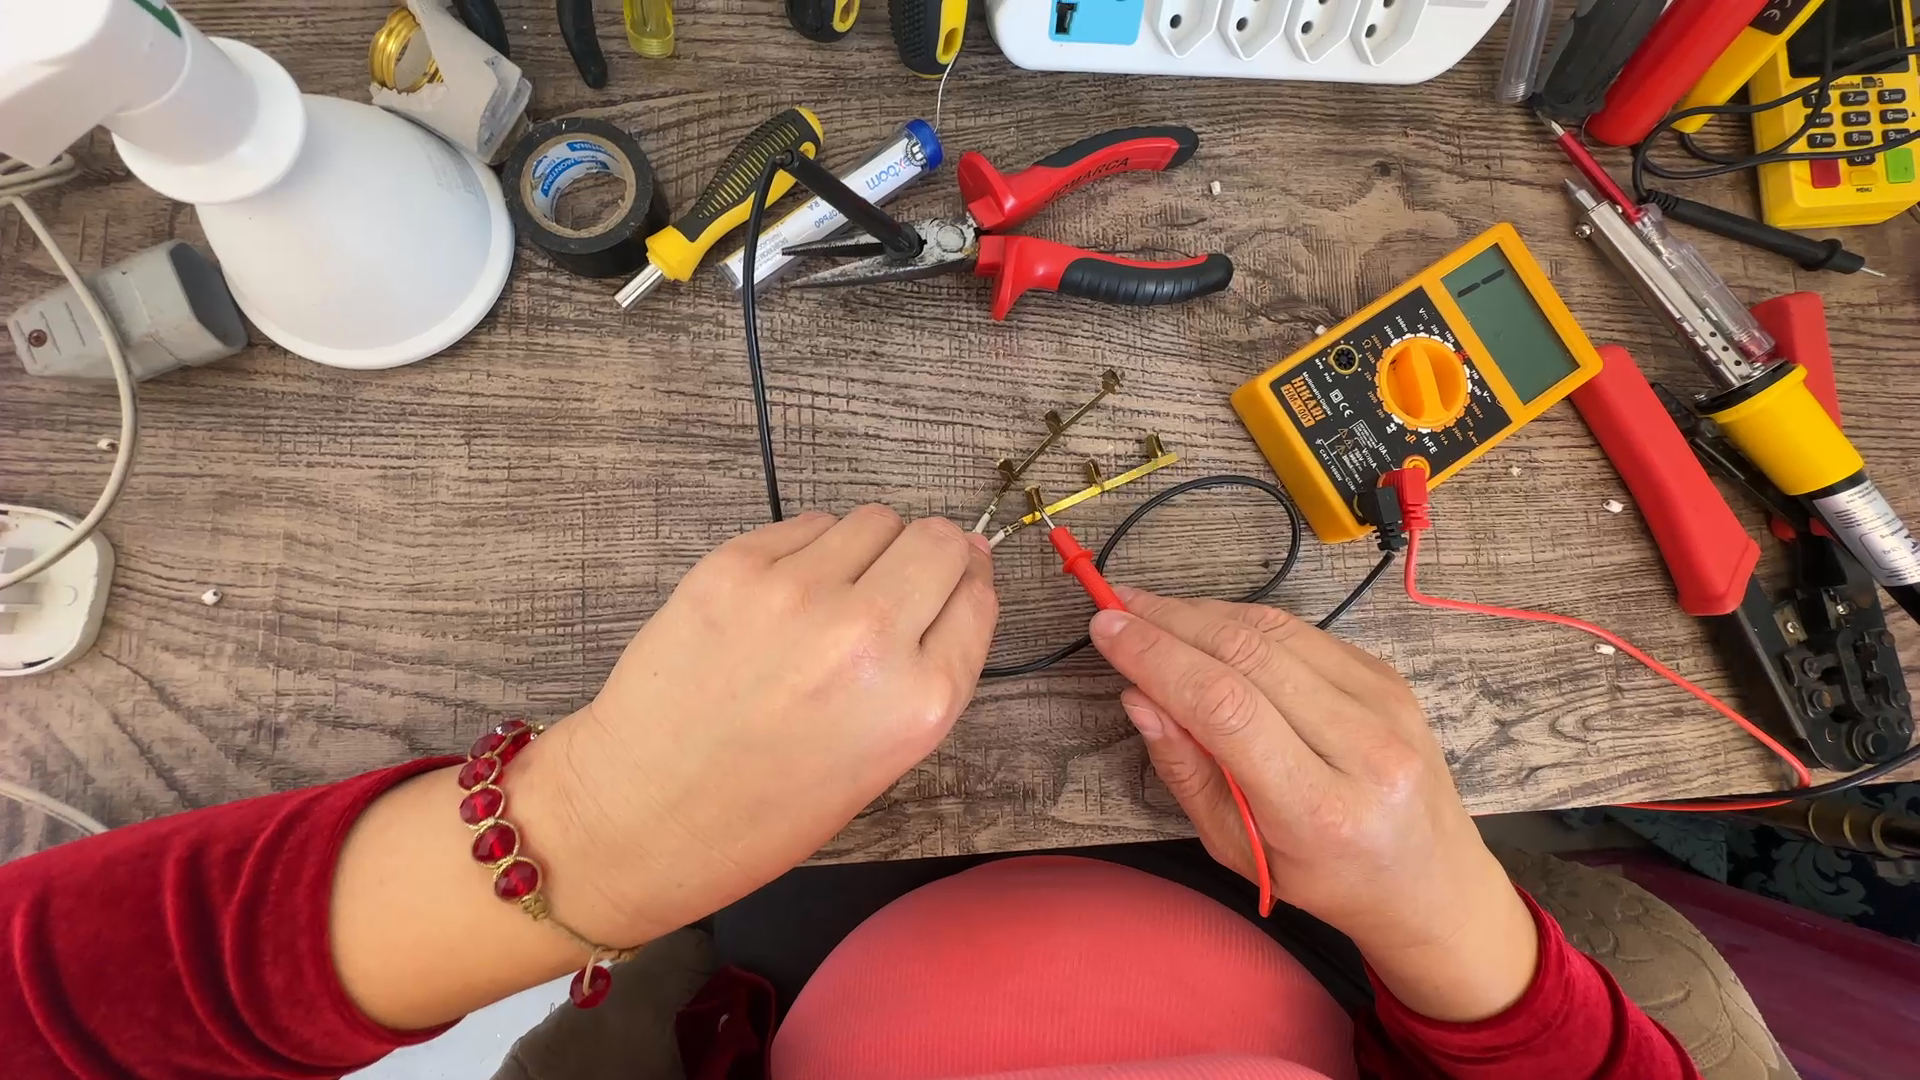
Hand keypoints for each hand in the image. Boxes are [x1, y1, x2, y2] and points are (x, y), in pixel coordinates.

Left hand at [513, 507, 998, 948]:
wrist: (639, 813)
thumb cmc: (771, 807)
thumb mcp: (885, 755)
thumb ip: (935, 661)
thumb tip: (967, 566)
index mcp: (919, 701)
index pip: (978, 596)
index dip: (966, 589)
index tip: (947, 592)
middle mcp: (869, 635)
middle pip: (941, 540)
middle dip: (930, 557)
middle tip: (892, 590)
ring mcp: (798, 591)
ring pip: (877, 518)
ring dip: (870, 550)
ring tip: (830, 600)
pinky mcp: (736, 564)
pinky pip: (811, 524)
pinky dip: (812, 551)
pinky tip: (782, 598)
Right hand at [1088, 588, 1537, 1021]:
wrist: (1433, 882)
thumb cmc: (1322, 878)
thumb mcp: (1235, 848)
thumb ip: (1184, 768)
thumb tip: (1139, 695)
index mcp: (1319, 808)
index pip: (1226, 707)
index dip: (1157, 657)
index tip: (1106, 628)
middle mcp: (1362, 746)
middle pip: (1247, 654)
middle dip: (1169, 620)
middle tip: (1116, 606)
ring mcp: (1384, 702)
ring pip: (1271, 629)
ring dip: (1198, 611)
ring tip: (1148, 609)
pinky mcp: (1386, 674)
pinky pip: (1297, 629)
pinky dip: (1238, 618)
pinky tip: (1202, 622)